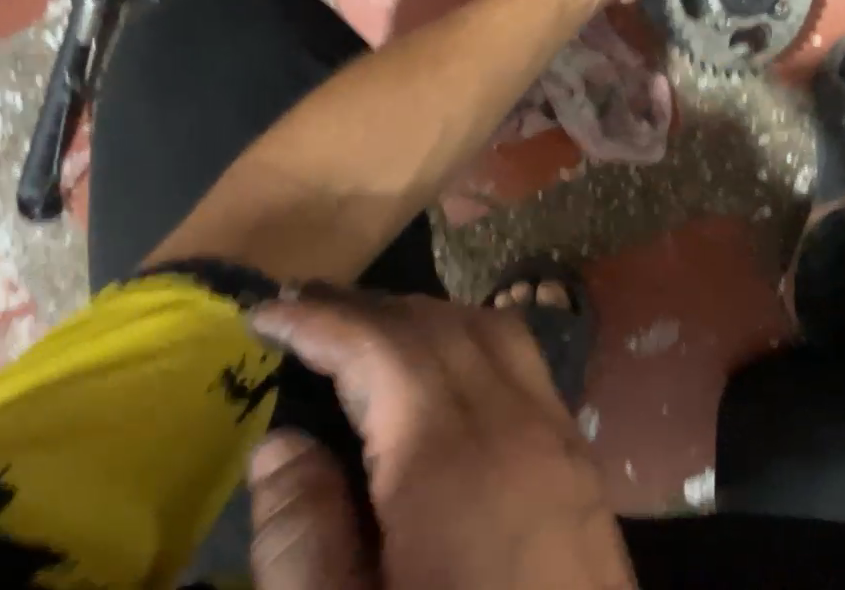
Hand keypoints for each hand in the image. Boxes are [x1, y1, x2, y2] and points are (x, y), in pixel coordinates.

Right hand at [246, 291, 634, 589]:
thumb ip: (303, 534)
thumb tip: (280, 444)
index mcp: (448, 458)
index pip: (382, 348)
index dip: (321, 321)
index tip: (264, 311)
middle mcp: (514, 421)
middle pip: (440, 326)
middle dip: (370, 309)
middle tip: (306, 314)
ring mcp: (557, 433)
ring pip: (492, 331)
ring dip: (427, 318)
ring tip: (366, 332)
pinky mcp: (579, 454)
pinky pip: (525, 363)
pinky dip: (474, 341)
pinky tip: (442, 372)